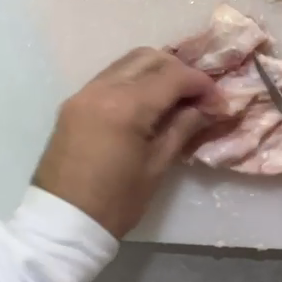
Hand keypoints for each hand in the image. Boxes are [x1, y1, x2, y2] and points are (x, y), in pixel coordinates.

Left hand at [32, 48, 217, 237]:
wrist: (62, 222)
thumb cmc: (115, 202)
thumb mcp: (157, 166)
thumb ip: (183, 128)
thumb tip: (209, 107)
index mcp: (125, 106)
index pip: (173, 76)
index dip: (201, 84)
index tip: (219, 101)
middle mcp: (102, 89)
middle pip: (149, 58)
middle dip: (178, 70)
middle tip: (198, 96)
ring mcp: (83, 93)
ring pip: (127, 64)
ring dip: (154, 72)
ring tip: (174, 98)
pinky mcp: (73, 104)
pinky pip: (108, 78)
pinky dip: (132, 81)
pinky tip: (146, 104)